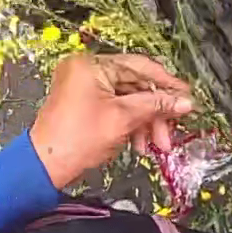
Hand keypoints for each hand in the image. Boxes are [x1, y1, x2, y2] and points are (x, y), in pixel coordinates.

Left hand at [29, 54, 194, 188]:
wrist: (45, 167)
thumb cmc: (79, 139)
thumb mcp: (124, 119)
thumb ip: (156, 106)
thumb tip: (185, 102)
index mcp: (92, 65)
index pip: (139, 66)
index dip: (166, 83)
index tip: (186, 96)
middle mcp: (87, 69)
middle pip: (135, 85)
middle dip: (155, 111)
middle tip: (171, 130)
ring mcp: (84, 86)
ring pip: (128, 98)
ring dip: (145, 121)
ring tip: (157, 145)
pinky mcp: (83, 102)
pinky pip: (115, 106)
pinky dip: (130, 123)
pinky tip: (140, 144)